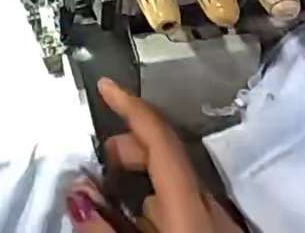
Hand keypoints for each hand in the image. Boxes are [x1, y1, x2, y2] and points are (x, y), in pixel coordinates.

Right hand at [66, 78, 242, 232]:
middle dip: (127, 153)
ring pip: (178, 191)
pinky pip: (191, 215)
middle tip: (97, 172)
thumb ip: (103, 229)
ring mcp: (226, 231)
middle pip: (168, 160)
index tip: (104, 85)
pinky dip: (161, 213)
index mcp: (192, 209)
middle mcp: (215, 213)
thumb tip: (78, 193)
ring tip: (116, 215)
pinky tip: (142, 232)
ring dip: (142, 190)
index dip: (130, 107)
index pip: (160, 140)